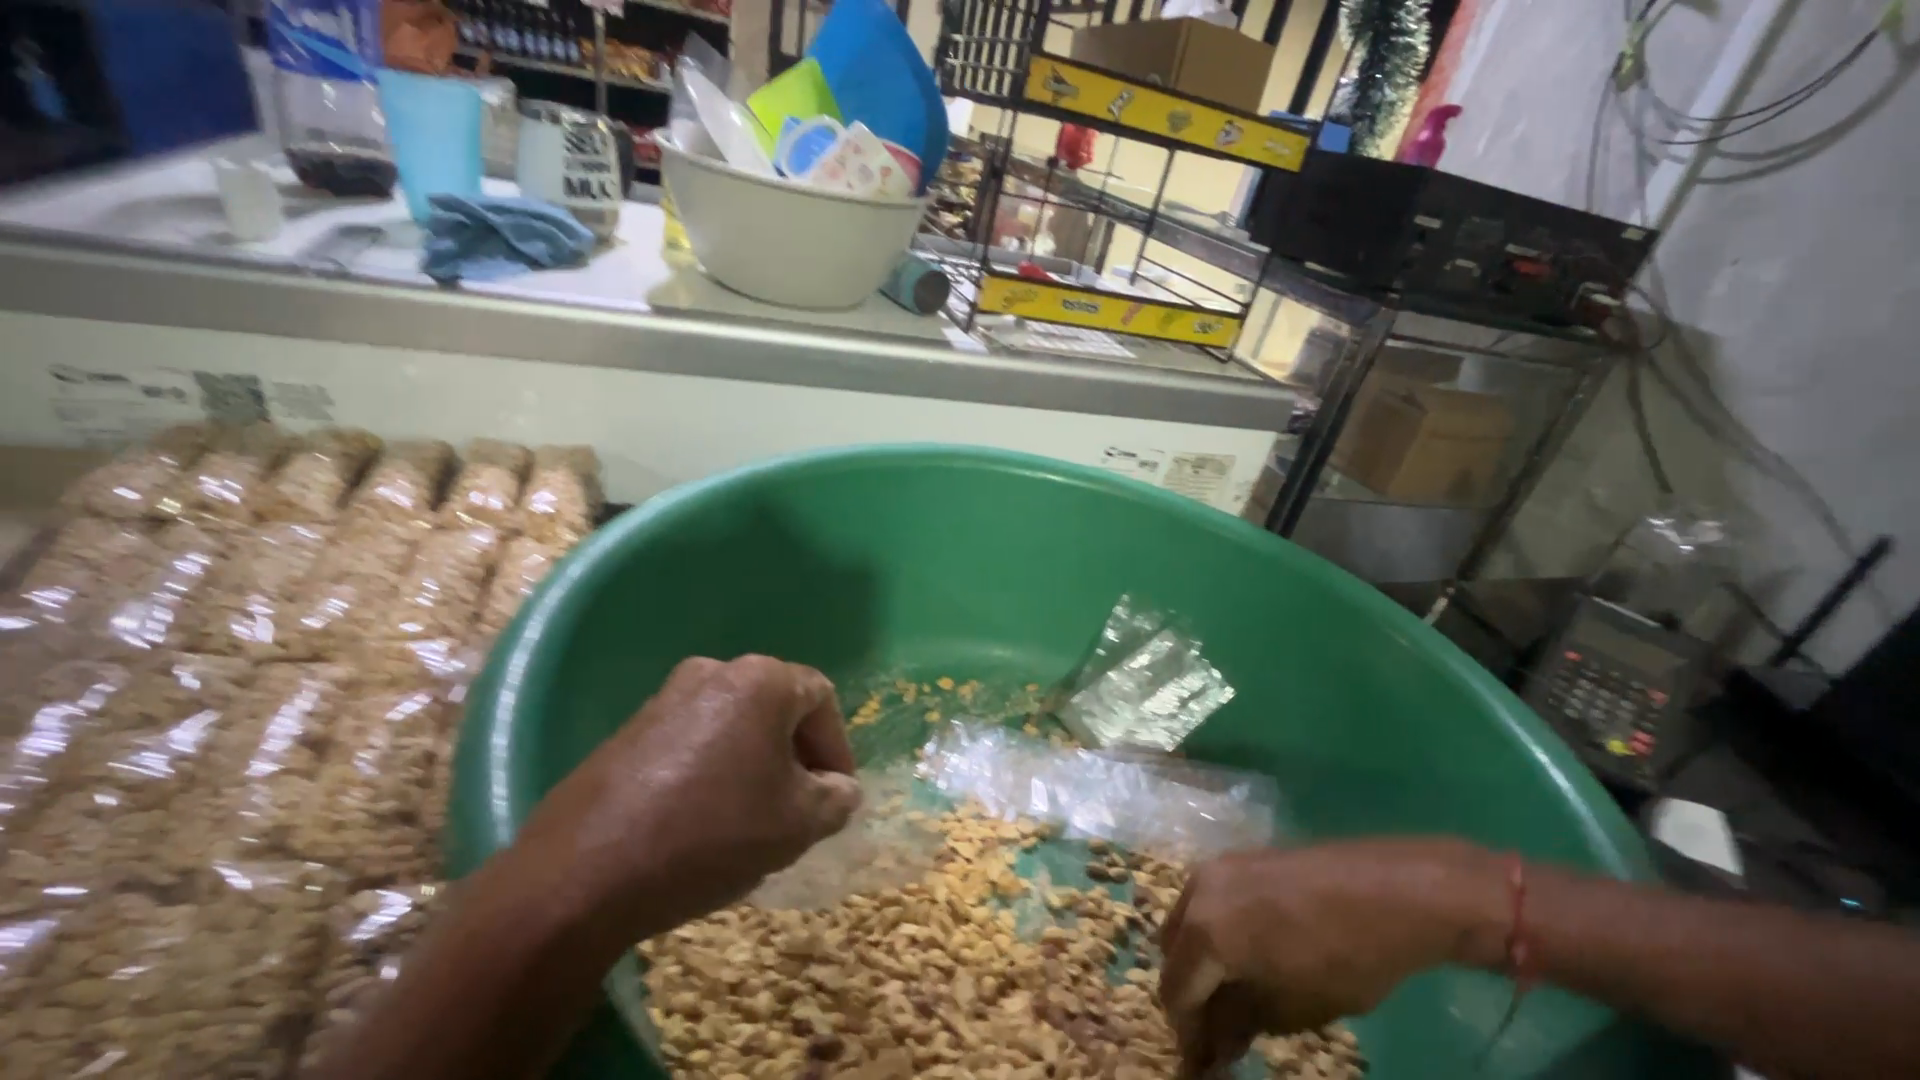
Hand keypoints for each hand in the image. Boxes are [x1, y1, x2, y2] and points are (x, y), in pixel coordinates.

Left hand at [512, 655, 862, 938]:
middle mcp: (711, 674)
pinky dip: (712, 776)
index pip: (820, 698)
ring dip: (754, 768)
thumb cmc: (712, 835)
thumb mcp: (799, 823)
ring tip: (752, 825)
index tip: (836, 797)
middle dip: (796, 758)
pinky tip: (704, 827)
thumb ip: (837, 797)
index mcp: (759, 681)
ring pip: (732, 729)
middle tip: (800, 810)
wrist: (584, 874)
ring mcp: (662, 701)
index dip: (837, 748)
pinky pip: (691, 745)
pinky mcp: (627, 734)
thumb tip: (839, 788)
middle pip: (774, 709)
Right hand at [1159, 839, 1503, 1075]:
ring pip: (1188, 921)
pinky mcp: (1240, 857)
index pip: (1176, 991)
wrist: (1396, 890)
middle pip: (1173, 952)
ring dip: (1201, 958)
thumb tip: (1216, 1043)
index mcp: (1205, 934)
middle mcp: (1198, 893)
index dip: (1187, 1033)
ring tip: (1235, 991)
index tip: (1204, 1063)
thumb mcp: (1294, 1007)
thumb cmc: (1348, 958)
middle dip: (1190, 992)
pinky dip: (1216, 930)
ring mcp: (1218, 868)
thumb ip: (1242, 1023)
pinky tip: (1251, 951)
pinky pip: (1210, 900)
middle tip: (1217, 1030)